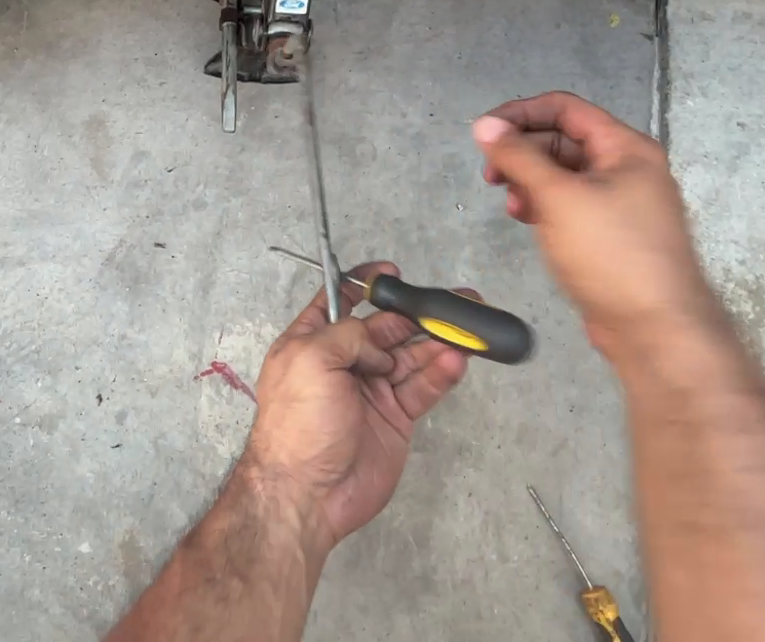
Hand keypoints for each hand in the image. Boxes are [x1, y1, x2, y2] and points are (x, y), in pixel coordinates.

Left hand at [238, 265, 470, 558]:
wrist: (307, 492)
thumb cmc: (297, 422)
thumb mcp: (311, 359)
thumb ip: (348, 334)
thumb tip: (378, 340)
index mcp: (312, 341)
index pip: (339, 300)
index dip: (364, 282)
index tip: (390, 272)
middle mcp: (342, 361)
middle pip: (385, 327)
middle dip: (415, 313)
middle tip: (450, 301)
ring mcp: (371, 389)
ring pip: (410, 356)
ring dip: (437, 340)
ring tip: (467, 328)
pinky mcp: (395, 417)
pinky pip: (422, 387)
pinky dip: (441, 372)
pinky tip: (457, 359)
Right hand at [473, 91, 719, 354]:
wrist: (655, 328)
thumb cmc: (609, 253)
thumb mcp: (557, 197)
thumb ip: (518, 156)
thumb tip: (484, 124)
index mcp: (624, 148)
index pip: (564, 108)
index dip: (519, 114)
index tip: (483, 134)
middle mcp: (625, 167)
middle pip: (560, 139)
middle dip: (520, 153)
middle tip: (490, 177)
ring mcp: (618, 200)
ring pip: (560, 172)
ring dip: (527, 181)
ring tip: (511, 206)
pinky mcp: (608, 230)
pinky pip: (567, 201)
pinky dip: (541, 204)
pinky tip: (527, 220)